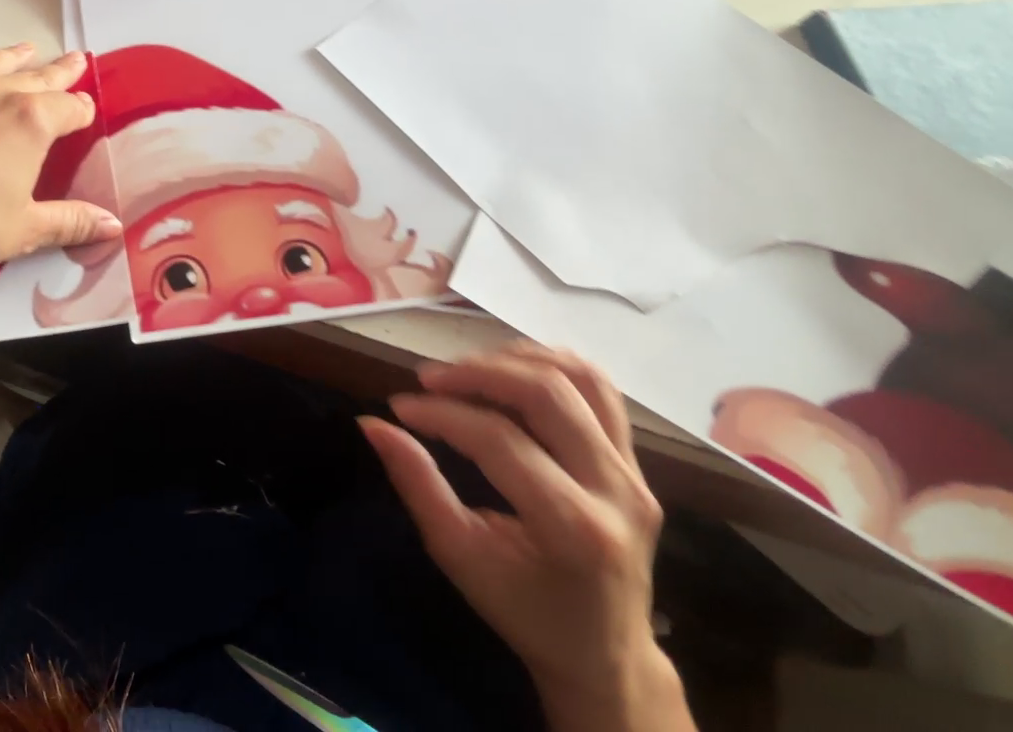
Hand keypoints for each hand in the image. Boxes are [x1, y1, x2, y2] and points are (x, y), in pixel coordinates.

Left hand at [0, 43, 121, 341]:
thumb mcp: (24, 230)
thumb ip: (71, 221)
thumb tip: (113, 226)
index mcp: (29, 120)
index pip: (69, 108)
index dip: (82, 112)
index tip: (86, 114)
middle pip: (34, 76)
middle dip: (58, 71)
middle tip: (75, 59)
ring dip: (7, 58)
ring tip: (23, 50)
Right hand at [359, 343, 693, 731]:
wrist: (603, 651)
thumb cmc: (522, 610)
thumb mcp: (458, 554)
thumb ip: (417, 485)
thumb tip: (373, 424)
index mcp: (572, 525)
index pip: (499, 440)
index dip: (441, 414)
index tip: (399, 406)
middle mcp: (617, 490)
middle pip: (549, 394)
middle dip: (479, 372)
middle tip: (430, 378)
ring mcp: (637, 473)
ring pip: (584, 379)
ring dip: (518, 360)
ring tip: (468, 369)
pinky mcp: (639, 464)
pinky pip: (601, 392)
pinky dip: (552, 368)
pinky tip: (511, 372)